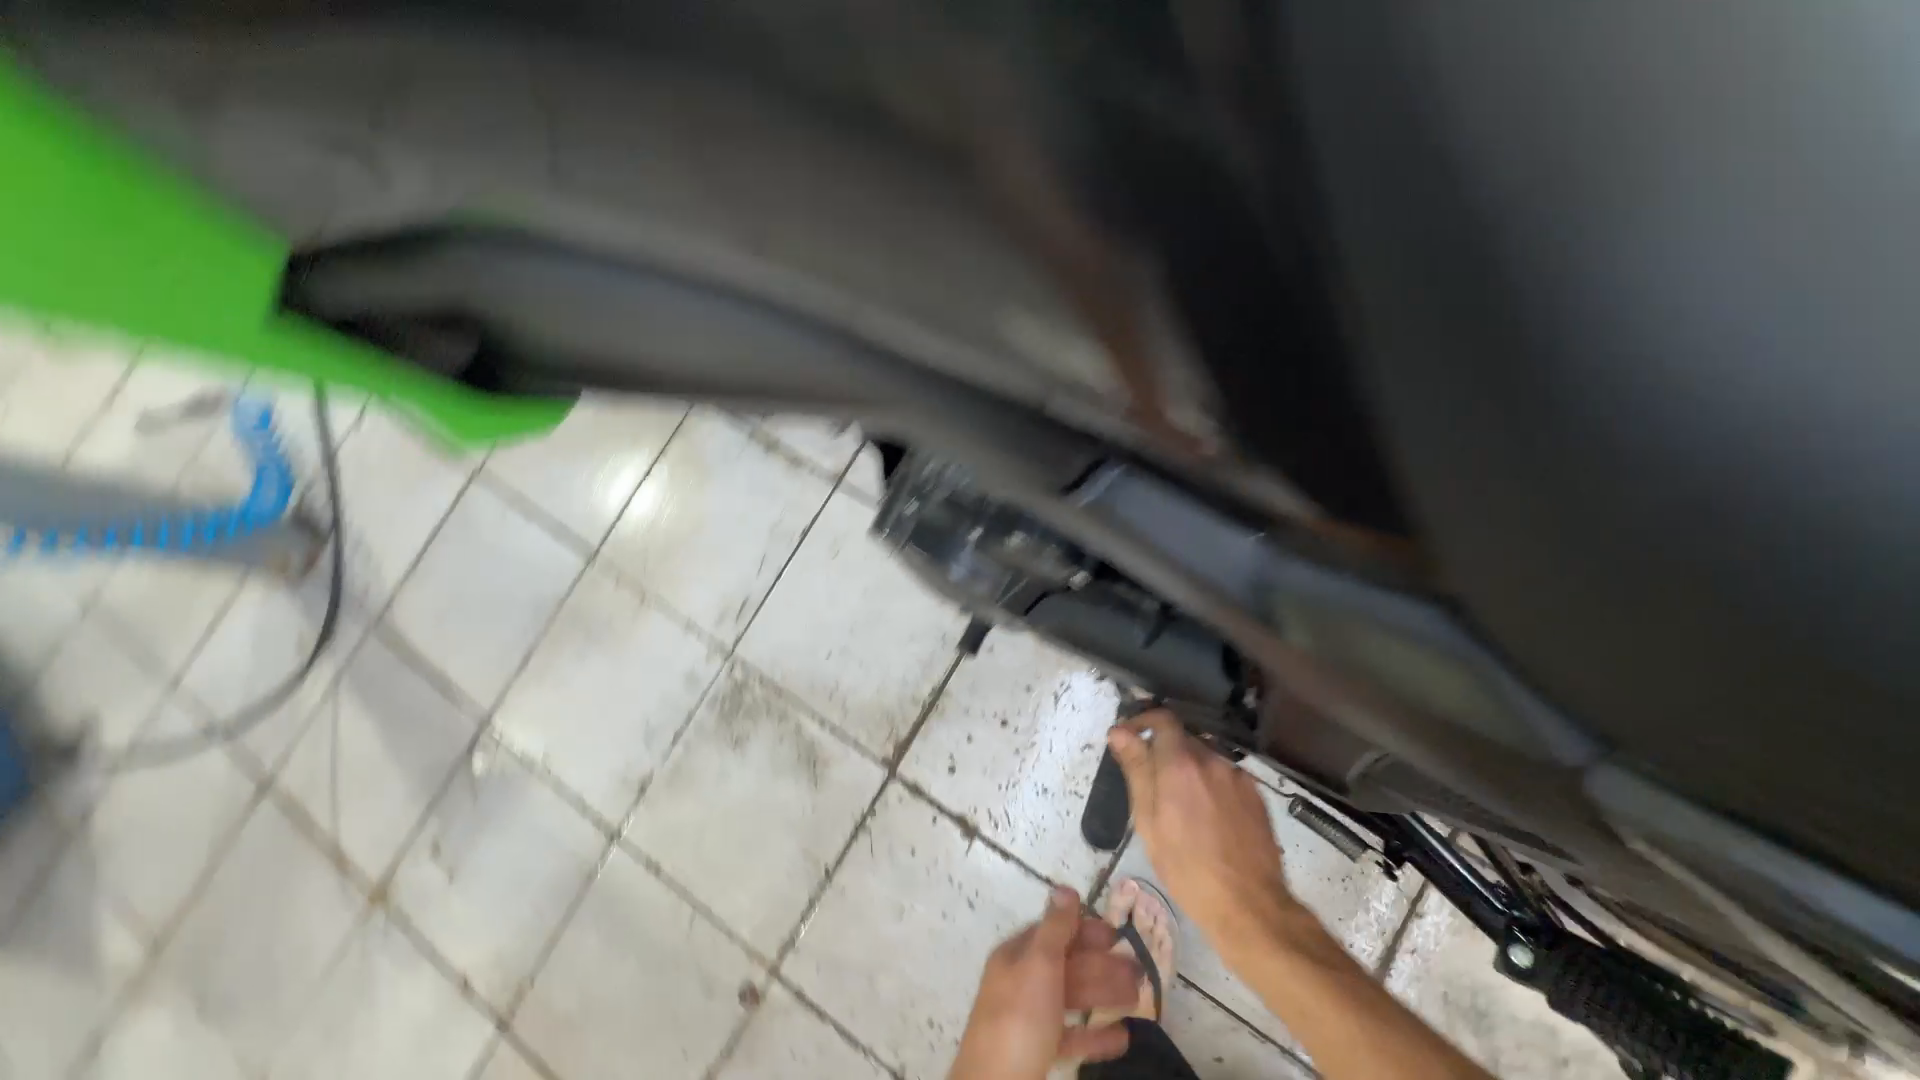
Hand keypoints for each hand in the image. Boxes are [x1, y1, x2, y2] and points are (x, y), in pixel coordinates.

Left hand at [949, 887, 1138, 1079]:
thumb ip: (1056, 928)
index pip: (1053, 932)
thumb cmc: (1020, 1017)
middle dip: (1103, 964)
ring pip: (1072, 998)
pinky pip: (1071, 1036)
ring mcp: (1029, 1018)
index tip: (1117, 934)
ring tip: (1137, 998)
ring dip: (1105, 995)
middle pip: (1066, 965)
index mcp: (1016, 956)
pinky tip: (1122, 1036)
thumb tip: (1065, 888)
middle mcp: (1021, 982)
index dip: (1084, 929)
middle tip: (1139, 970)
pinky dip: (1095, 1035)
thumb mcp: (1039, 964)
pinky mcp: (1038, 1050)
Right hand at [1107, 710, 1300, 948]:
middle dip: (1163, 750)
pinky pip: (1226, 775)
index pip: (1162, 719)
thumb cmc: (1187, 869)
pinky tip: (1207, 815)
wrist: (1249, 904)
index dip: (1142, 721)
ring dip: (1188, 767)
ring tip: (1179, 803)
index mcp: (1181, 764)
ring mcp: (1238, 776)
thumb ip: (1137, 771)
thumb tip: (1120, 733)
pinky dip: (1210, 783)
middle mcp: (1213, 760)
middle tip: (1150, 780)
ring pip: (1206, 757)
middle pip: (1184, 738)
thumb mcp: (1148, 822)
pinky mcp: (1256, 793)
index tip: (1128, 738)